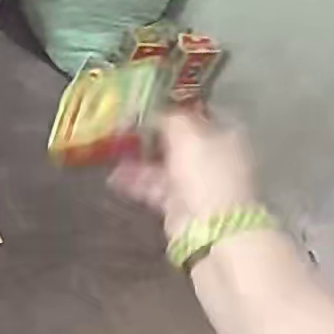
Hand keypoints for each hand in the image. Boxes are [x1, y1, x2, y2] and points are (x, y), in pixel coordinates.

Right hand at [108, 109, 258, 240]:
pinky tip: (113, 177)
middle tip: (121, 130)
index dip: (169, 110)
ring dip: (136, 159)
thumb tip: (154, 110)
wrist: (209, 225)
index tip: (142, 108)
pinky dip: (135, 181)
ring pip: (161, 164)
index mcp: (224, 133)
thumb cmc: (205, 173)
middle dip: (148, 136)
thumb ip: (170, 119)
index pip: (195, 114)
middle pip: (176, 140)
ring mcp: (194, 180)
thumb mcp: (188, 135)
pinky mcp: (176, 202)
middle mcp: (210, 154)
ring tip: (110, 153)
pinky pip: (152, 186)